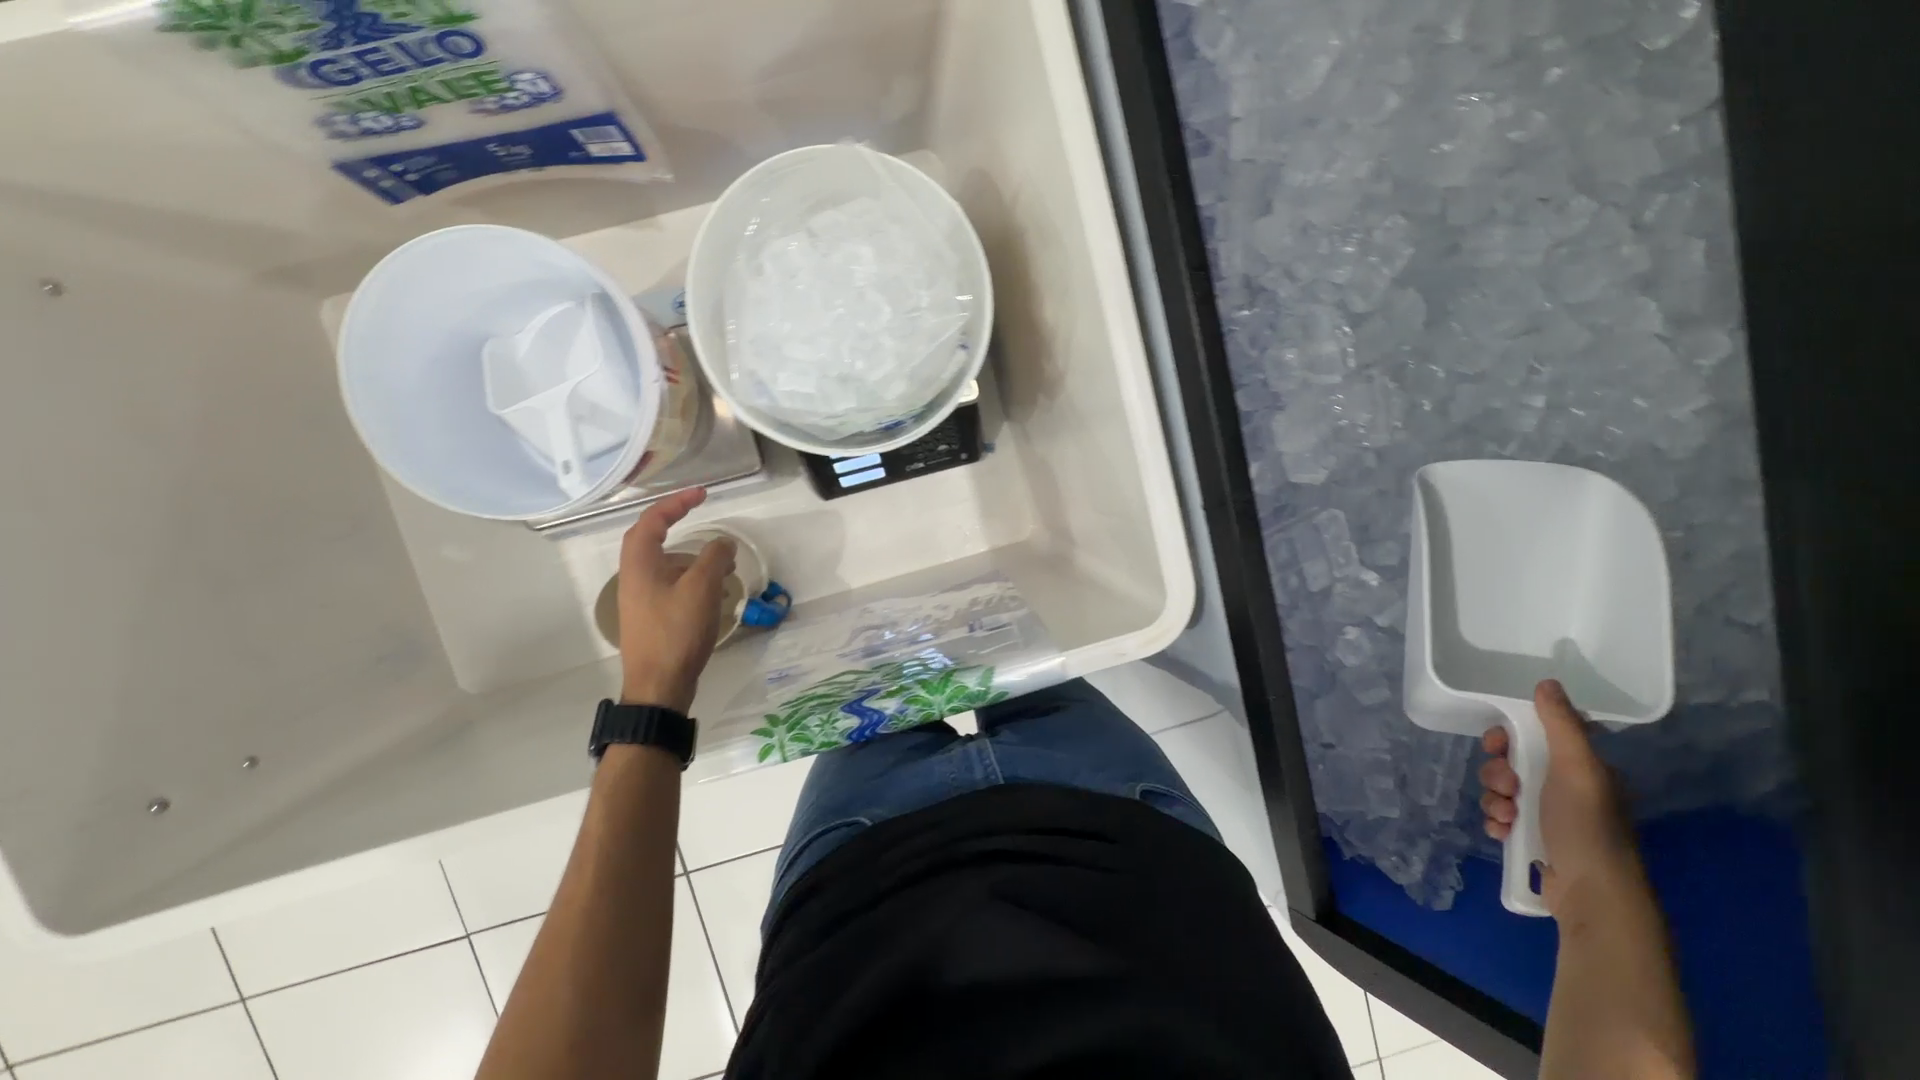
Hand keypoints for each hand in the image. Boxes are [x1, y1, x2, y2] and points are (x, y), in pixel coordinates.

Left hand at [616, 488, 735, 712]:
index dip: (676, 502)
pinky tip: (713, 592)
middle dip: (678, 524)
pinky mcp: (652, 618)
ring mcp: (640, 600)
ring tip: (722, 562)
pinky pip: (671, 585)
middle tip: (702, 514)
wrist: (658, 686)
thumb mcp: (701, 589)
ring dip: (691, 556)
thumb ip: (714, 558)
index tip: (702, 494)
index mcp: (639, 564)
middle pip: (653, 539)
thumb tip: (722, 542)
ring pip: (665, 565)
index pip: (652, 520)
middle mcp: (633, 577)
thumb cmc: (676, 633)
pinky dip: (692, 579)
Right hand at [1480, 679, 1639, 915]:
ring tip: (1506, 818)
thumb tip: (1546, 683)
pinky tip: (1504, 834)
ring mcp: (1549, 816)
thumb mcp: (1577, 768)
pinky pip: (1500, 818)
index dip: (1510, 737)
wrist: (1591, 893)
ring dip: (1494, 800)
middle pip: (1512, 762)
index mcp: (1581, 768)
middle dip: (1498, 773)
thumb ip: (1560, 725)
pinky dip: (1497, 823)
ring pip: (1502, 791)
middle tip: (1507, 787)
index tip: (1499, 746)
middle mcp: (1566, 788)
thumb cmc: (1586, 826)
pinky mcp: (1533, 841)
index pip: (1536, 736)